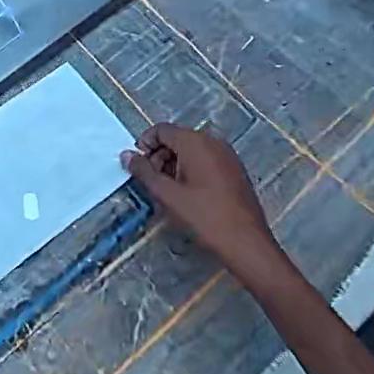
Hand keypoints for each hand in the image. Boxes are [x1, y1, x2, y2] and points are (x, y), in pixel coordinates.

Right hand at [121, 125, 277, 272]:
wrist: (246, 244)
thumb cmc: (204, 216)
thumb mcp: (166, 193)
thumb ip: (143, 170)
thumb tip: (127, 155)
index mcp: (195, 142)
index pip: (161, 129)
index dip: (145, 145)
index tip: (140, 167)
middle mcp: (213, 142)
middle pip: (176, 138)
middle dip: (159, 155)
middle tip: (153, 181)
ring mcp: (228, 156)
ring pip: (190, 150)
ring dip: (174, 164)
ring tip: (170, 190)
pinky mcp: (235, 170)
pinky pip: (205, 159)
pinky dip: (191, 169)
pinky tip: (189, 193)